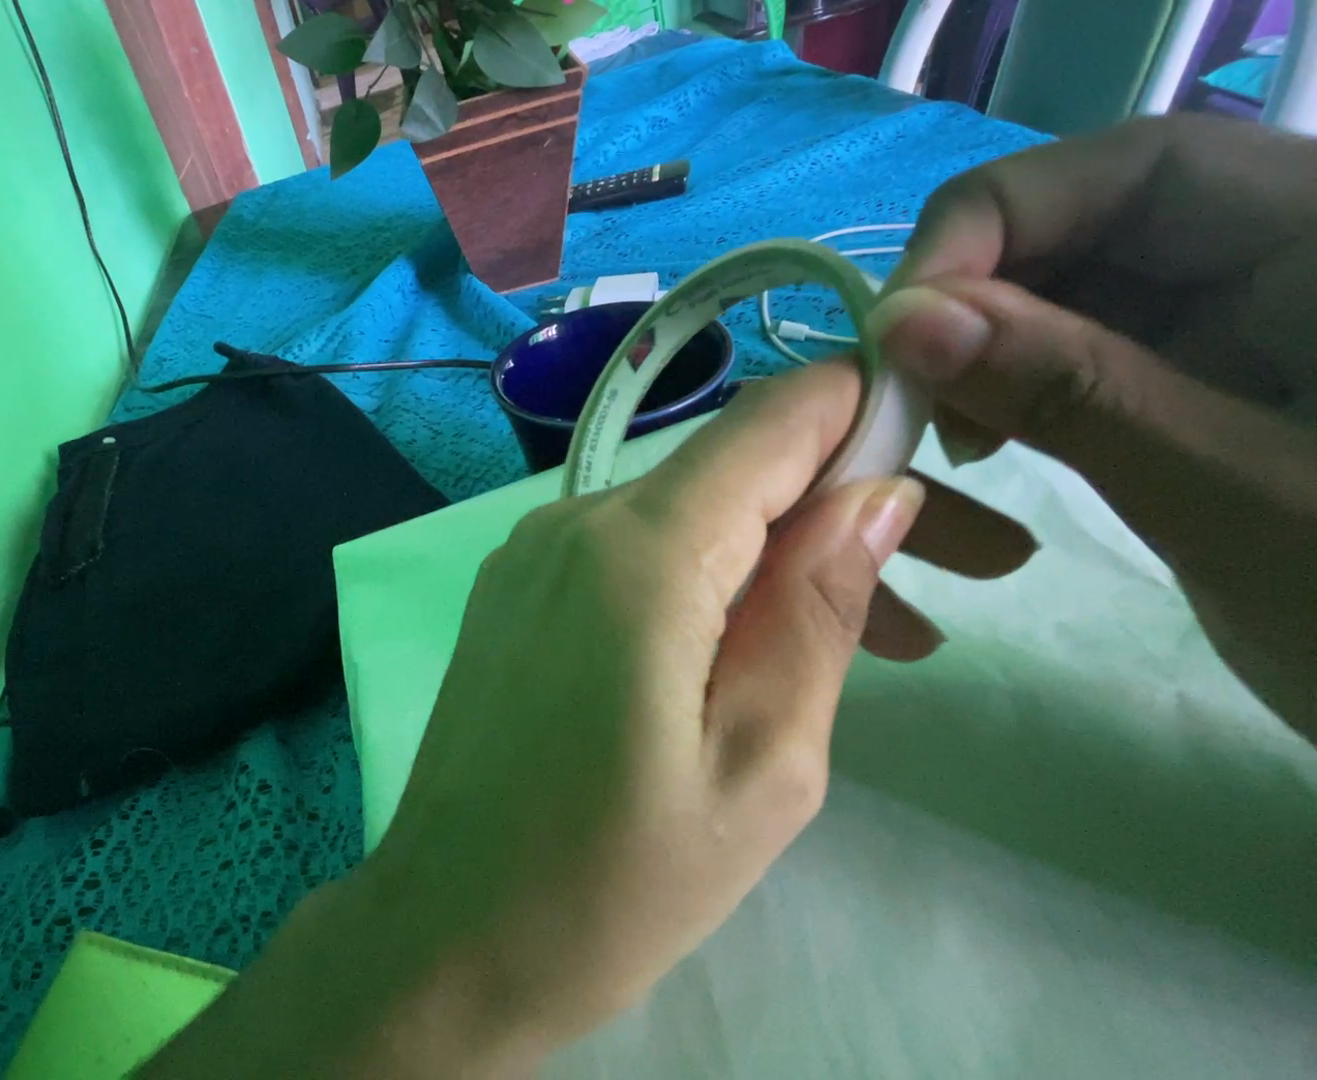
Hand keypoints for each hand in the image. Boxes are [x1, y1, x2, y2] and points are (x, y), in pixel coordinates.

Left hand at [144, 362, 1033, 1076]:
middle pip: (735, 465)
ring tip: (897, 640)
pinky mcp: (513, 596)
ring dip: (787, 550)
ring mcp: (529, 556)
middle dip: (852, 499)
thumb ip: (815, 608)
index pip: (773, 419)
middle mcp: (569, 522)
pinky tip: (765, 645)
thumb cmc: (610, 880)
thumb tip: (874, 492)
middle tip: (980, 576)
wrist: (447, 930)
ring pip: (687, 512)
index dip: (872, 414)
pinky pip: (632, 555)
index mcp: (635, 550)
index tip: (962, 465)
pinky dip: (711, 578)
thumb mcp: (760, 761)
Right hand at [872, 115, 1316, 734]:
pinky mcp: (1192, 388)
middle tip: (905, 392)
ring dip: (973, 349)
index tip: (900, 323)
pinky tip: (974, 441)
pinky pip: (1068, 355)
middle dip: (971, 296)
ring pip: (1063, 293)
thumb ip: (1074, 393)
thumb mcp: (1240, 497)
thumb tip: (901, 320)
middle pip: (1088, 224)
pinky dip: (1000, 389)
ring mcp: (1237, 329)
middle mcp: (1287, 262)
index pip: (1142, 166)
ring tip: (941, 431)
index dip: (997, 219)